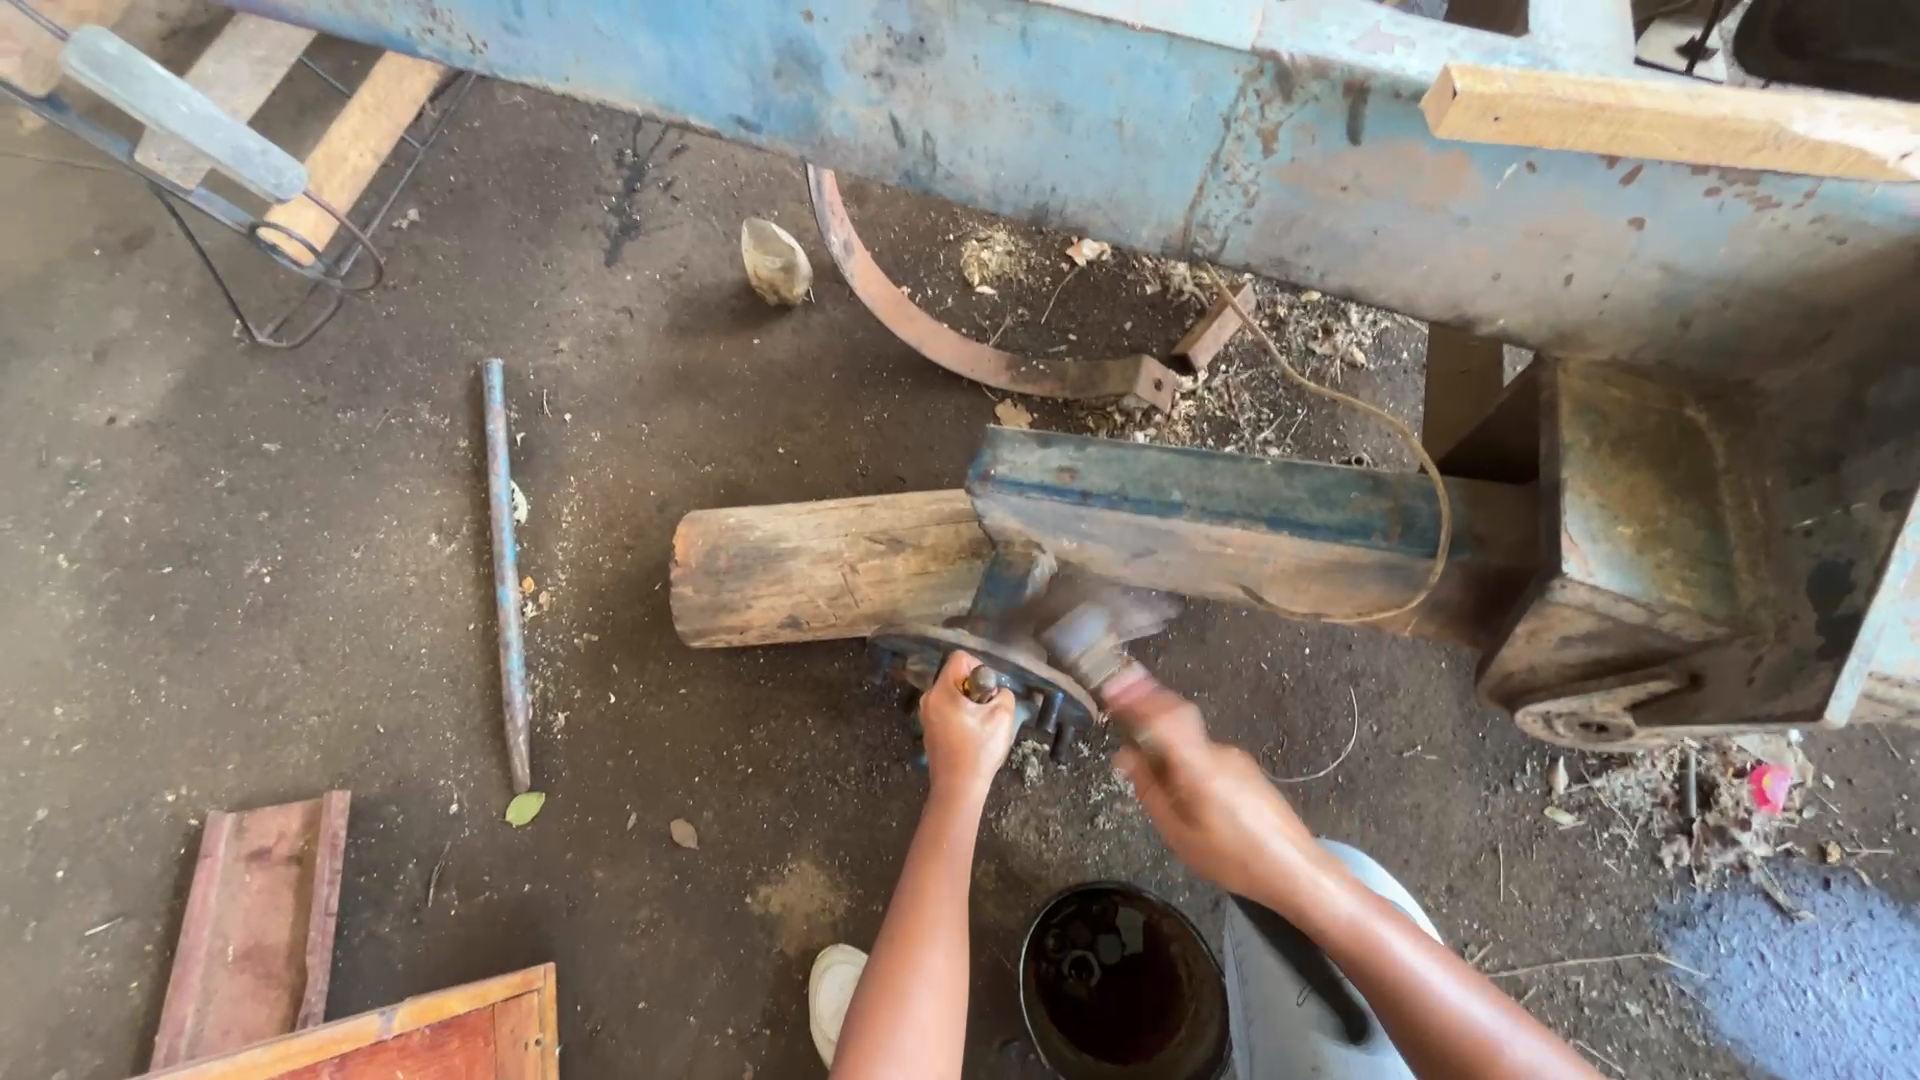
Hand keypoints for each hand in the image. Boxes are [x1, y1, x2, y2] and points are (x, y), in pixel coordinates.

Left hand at [918, 651, 1016, 801]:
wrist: (958, 787)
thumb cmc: (979, 750)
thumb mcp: (1002, 716)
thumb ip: (1004, 694)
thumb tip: (996, 693)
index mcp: (942, 691)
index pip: (960, 658)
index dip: (979, 667)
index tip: (988, 691)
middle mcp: (929, 698)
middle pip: (956, 676)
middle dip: (975, 689)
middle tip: (987, 711)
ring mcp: (926, 714)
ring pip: (953, 694)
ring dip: (970, 704)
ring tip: (981, 727)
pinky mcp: (929, 728)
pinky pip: (948, 709)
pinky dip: (961, 716)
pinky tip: (971, 737)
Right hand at [1111, 677, 1346, 919]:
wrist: (1297, 871)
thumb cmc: (1234, 860)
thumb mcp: (1180, 835)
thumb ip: (1150, 791)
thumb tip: (1126, 757)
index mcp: (1199, 767)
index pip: (1166, 716)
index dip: (1139, 699)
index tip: (1115, 689)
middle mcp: (1219, 753)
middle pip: (1177, 726)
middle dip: (1150, 730)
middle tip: (1133, 755)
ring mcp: (1237, 759)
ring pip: (1192, 747)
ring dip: (1172, 760)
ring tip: (1171, 804)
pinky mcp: (1248, 770)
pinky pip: (1208, 759)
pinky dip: (1191, 770)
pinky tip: (1197, 808)